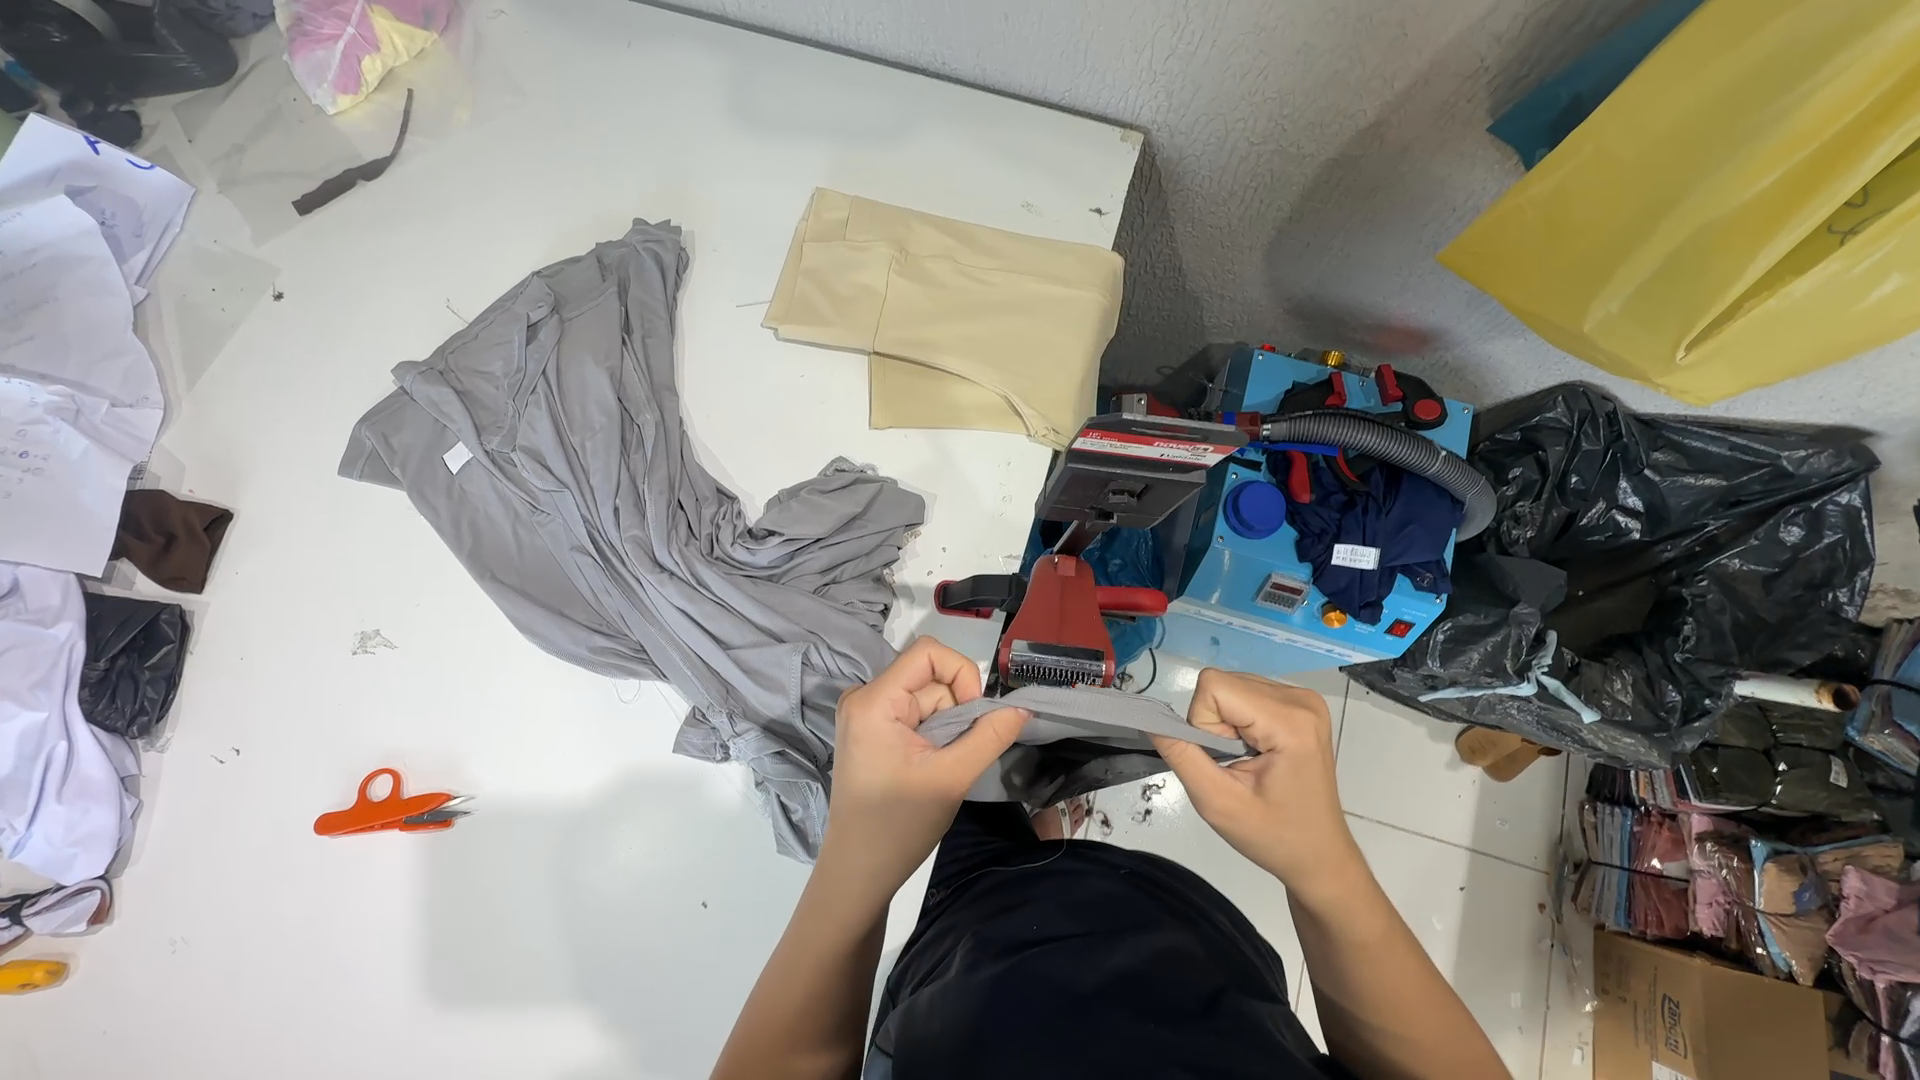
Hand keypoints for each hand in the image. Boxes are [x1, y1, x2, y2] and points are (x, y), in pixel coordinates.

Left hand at [821, 638, 1029, 896]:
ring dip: (946, 726)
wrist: (859, 871)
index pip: (928, 653)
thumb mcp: (952, 778)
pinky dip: (934, 734)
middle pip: (930, 678)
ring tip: (939, 767)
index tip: (972, 717)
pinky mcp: (872, 732)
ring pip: (927, 698)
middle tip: (955, 756)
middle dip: (955, 711)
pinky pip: (916, 715)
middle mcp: (864, 697)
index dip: (962, 674)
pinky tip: (929, 766)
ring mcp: (866, 715)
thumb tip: (1022, 706)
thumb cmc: (899, 826)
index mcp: (873, 700)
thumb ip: (990, 736)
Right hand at [1150, 670, 1366, 909]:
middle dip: (1215, 723)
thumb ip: (1180, 754)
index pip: (1214, 686)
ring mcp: (1304, 698)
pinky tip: (1257, 751)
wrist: (1319, 854)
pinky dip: (1239, 719)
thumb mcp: (1216, 803)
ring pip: (1231, 686)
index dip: (1203, 722)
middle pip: (1223, 683)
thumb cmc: (1272, 836)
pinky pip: (1245, 693)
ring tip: (1248, 759)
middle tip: (1237, 764)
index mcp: (1290, 721)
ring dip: (1225, 722)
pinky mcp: (1301, 704)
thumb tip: (1149, 719)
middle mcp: (1301, 699)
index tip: (1223, 759)